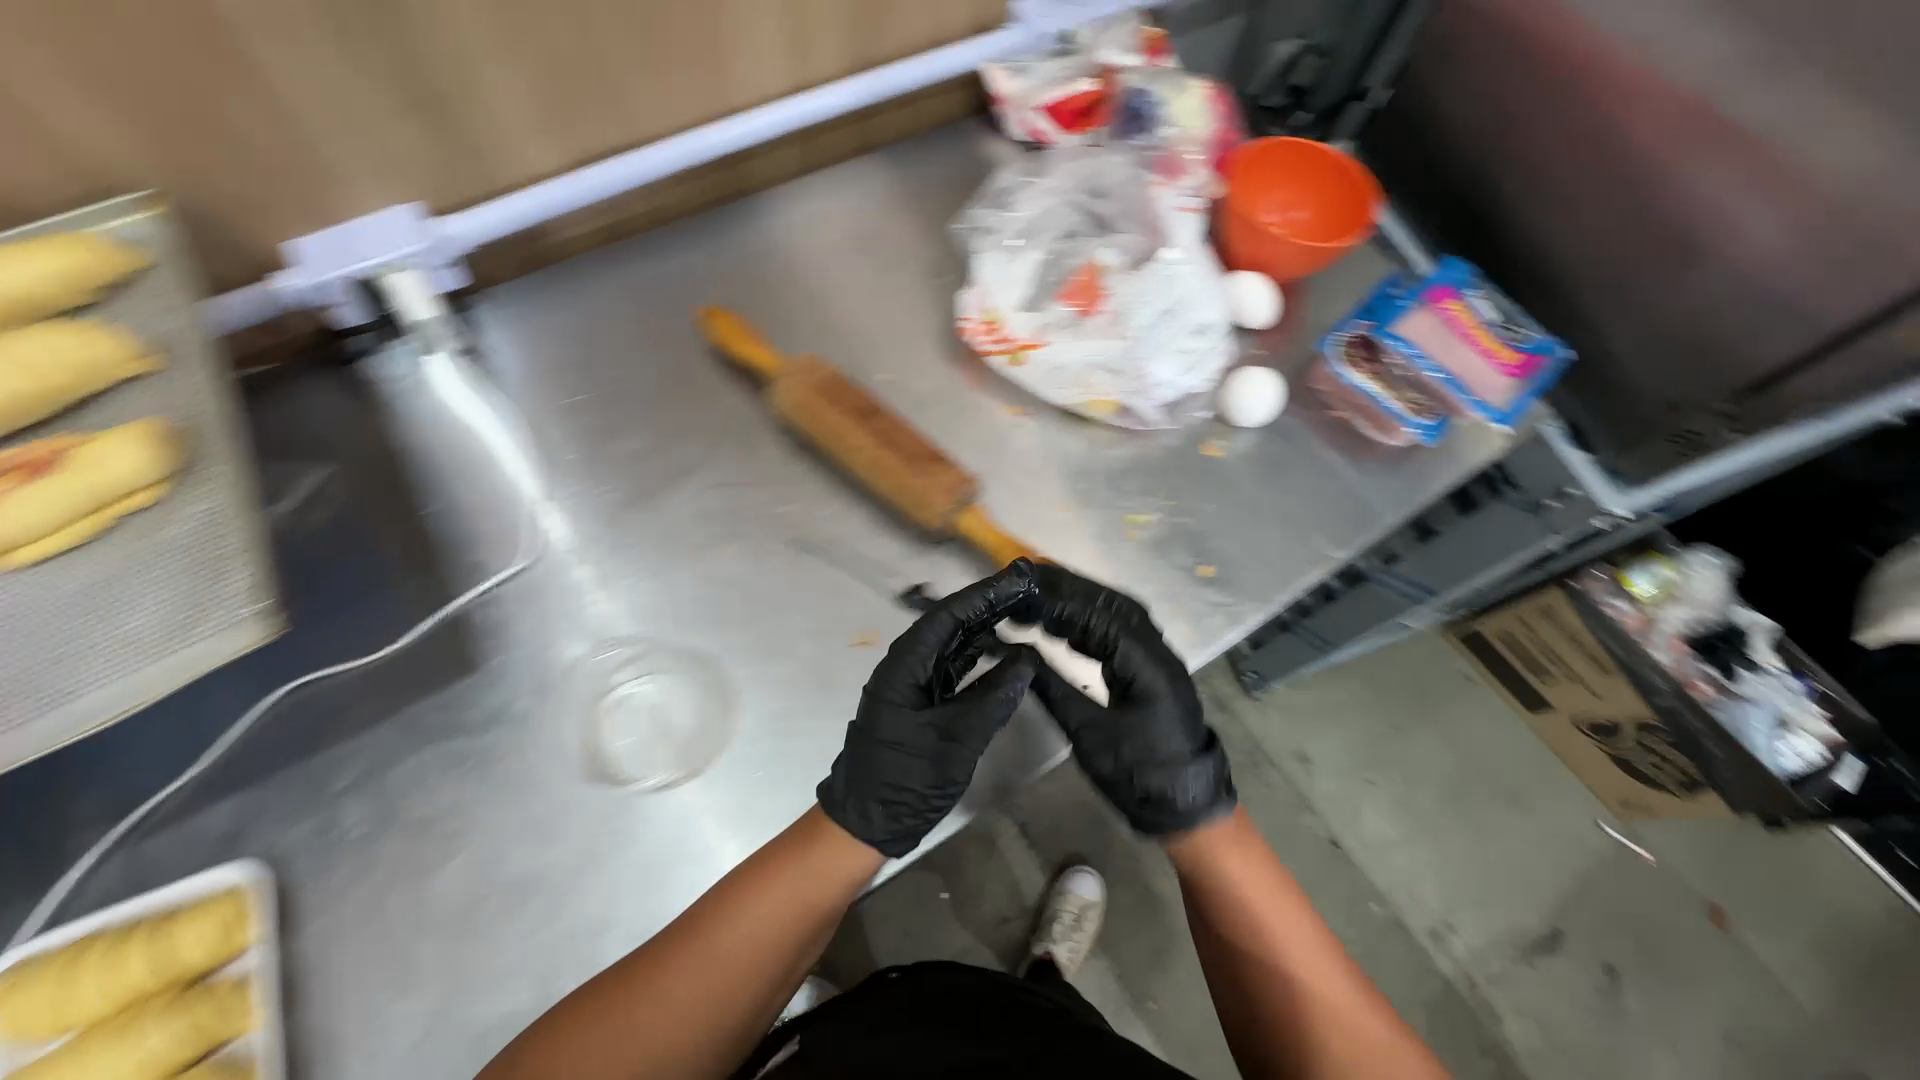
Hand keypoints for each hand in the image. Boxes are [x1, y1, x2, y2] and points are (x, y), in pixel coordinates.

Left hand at [817, 560, 1041, 856]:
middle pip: (951, 625)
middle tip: (1028, 590)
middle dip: (988, 606)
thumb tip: (1026, 660)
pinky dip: (979, 659)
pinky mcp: (923, 706)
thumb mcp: (956, 739)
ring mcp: (914, 687)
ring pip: (953, 647)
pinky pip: (954, 671)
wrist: (869, 823)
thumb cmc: (906, 779)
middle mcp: (907, 667)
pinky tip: (1003, 652)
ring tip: (1022, 612)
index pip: (948, 616)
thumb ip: (994, 697)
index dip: (984, 594)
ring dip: (985, 629)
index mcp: (904, 666)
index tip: (1018, 579)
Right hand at [1021, 563, 1235, 835]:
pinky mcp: (1148, 671)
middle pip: (1111, 604)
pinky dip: (1087, 622)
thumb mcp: (1089, 734)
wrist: (1185, 805)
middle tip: (1027, 575)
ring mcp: (1155, 659)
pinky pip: (1117, 633)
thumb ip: (1053, 688)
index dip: (1059, 601)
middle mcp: (1156, 650)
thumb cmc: (1138, 774)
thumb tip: (1016, 653)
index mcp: (1147, 663)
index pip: (1099, 617)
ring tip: (1038, 593)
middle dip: (1069, 587)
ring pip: (1116, 614)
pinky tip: (1062, 625)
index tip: (1023, 590)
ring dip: (1079, 600)